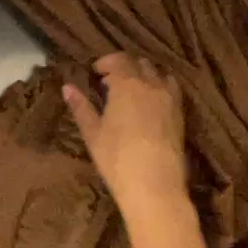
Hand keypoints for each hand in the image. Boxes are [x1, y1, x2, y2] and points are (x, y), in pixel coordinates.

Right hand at [64, 53, 188, 213]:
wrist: (155, 186)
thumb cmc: (117, 158)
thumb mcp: (92, 132)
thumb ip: (81, 107)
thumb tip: (67, 87)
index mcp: (126, 85)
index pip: (118, 60)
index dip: (105, 62)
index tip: (95, 72)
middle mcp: (150, 85)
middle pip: (139, 64)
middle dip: (124, 67)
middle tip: (110, 82)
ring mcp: (169, 100)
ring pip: (158, 74)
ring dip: (144, 75)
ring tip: (132, 90)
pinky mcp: (180, 116)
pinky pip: (172, 89)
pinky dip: (160, 87)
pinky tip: (150, 103)